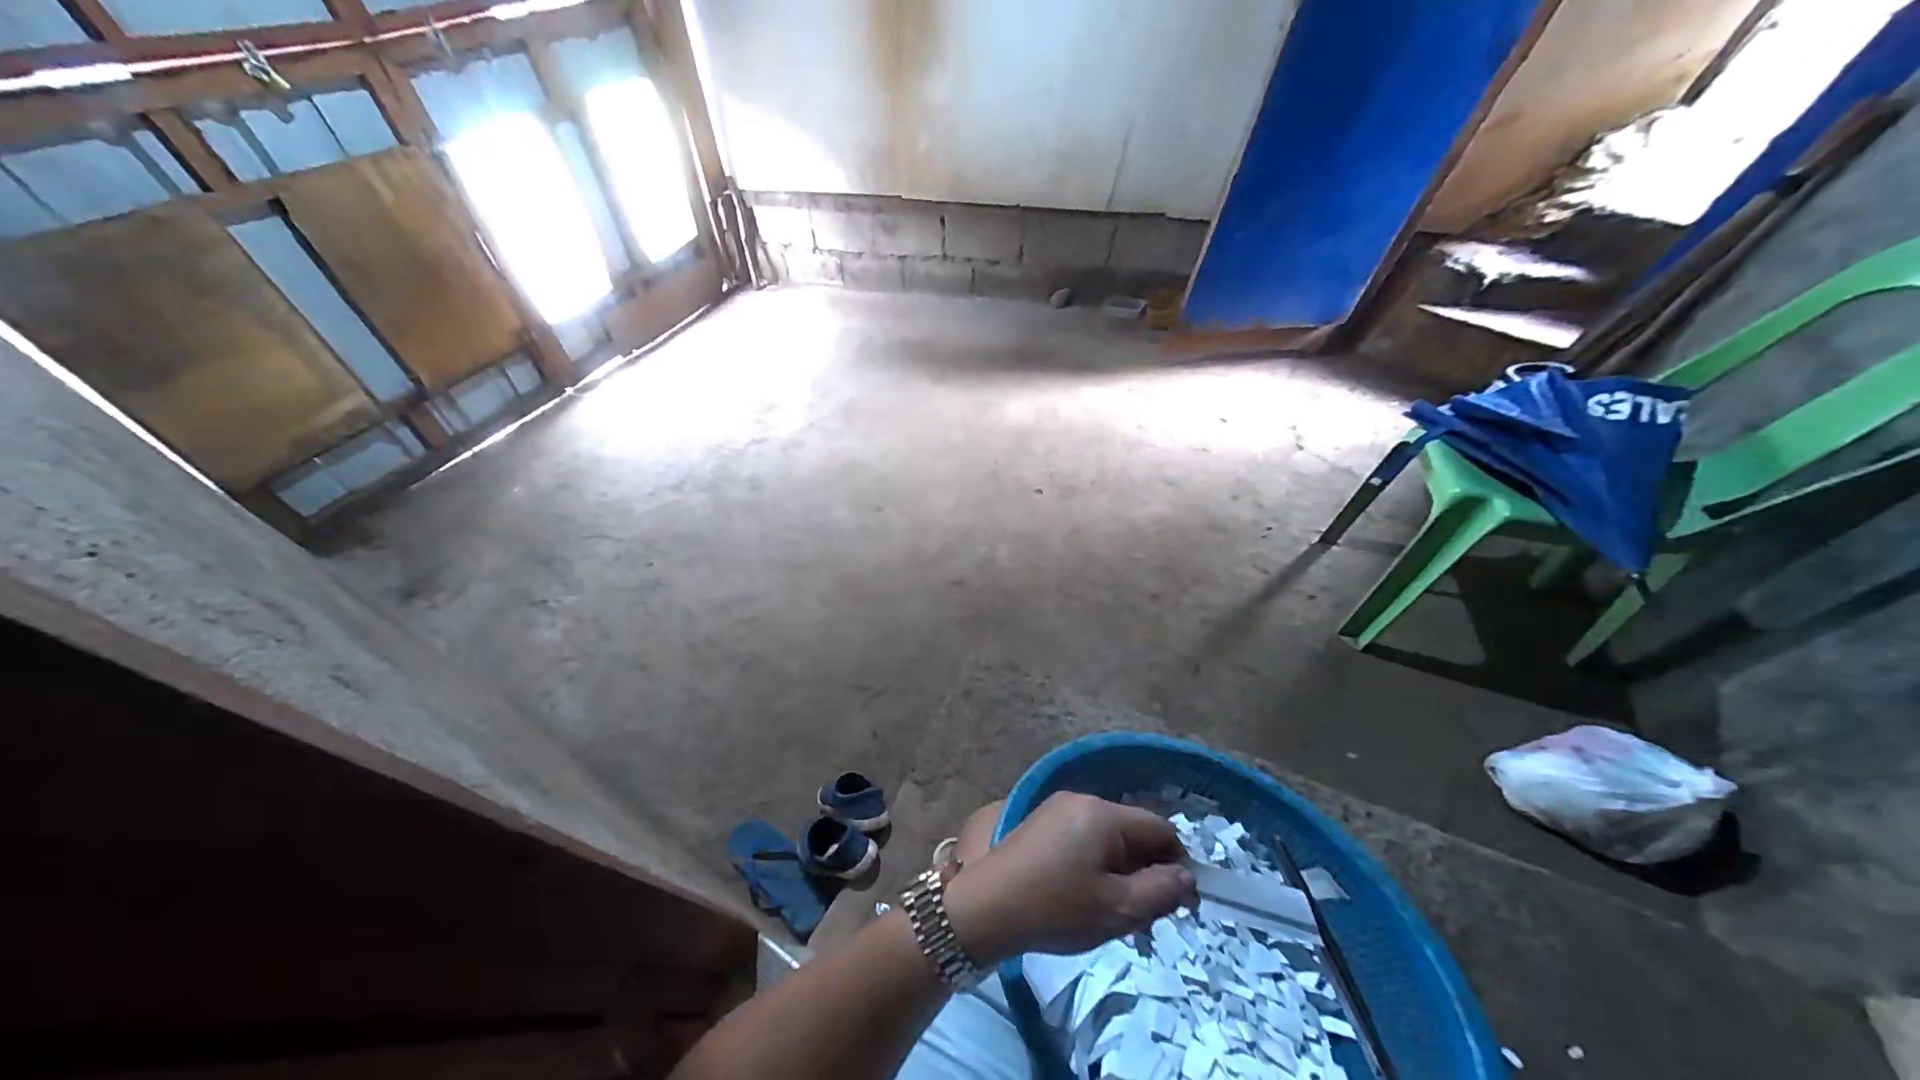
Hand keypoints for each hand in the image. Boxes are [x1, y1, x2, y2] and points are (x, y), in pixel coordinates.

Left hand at [942, 792, 1197, 965]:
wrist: (985, 909)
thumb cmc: (1055, 908)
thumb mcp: (1118, 910)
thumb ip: (1161, 892)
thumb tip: (1186, 877)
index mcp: (1102, 813)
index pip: (1160, 829)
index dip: (1176, 864)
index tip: (1174, 902)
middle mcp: (1081, 800)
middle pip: (1133, 831)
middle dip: (1145, 869)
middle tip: (1139, 913)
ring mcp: (1056, 808)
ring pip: (1108, 836)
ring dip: (1119, 869)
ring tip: (1108, 908)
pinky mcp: (1039, 823)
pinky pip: (1083, 837)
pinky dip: (1094, 863)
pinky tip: (1081, 895)